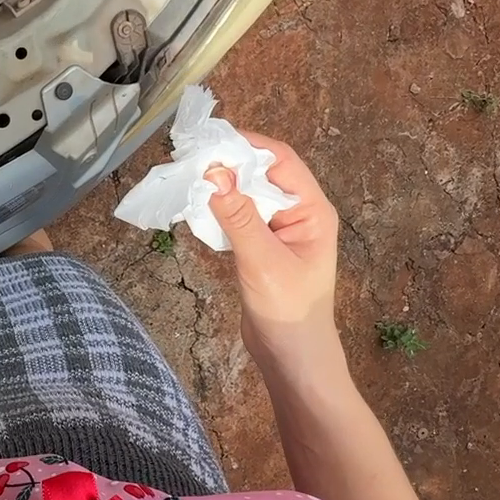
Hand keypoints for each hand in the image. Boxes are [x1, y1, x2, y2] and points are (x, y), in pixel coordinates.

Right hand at [205, 131, 341, 358]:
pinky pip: (237, 213)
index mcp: (311, 210)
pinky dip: (217, 206)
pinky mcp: (259, 244)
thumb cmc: (288, 312)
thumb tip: (214, 172)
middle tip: (190, 158)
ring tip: (187, 178)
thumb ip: (238, 217)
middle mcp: (297, 213)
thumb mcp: (262, 262)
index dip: (247, 145)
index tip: (210, 140)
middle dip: (228, 162)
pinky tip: (196, 208)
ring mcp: (277, 229)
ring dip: (220, 184)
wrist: (292, 360)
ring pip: (246, 192)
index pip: (280, 160)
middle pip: (261, 172)